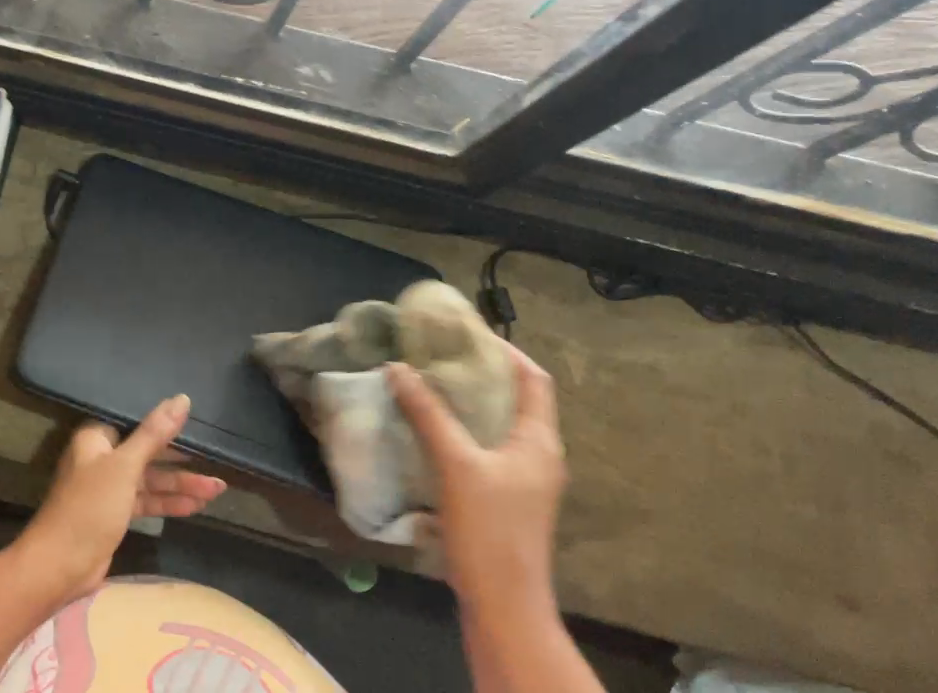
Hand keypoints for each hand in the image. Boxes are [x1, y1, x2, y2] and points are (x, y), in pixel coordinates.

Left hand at [14, 394, 227, 599]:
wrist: (61, 564)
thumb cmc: (90, 506)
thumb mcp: (125, 466)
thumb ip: (154, 433)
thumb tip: (181, 398)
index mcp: (96, 438)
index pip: (136, 422)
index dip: (165, 423)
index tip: (197, 422)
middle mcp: (102, 457)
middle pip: (147, 452)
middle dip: (181, 461)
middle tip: (217, 461)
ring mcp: (109, 487)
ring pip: (150, 479)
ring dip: (181, 484)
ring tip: (218, 489)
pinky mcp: (115, 512)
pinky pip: (147, 501)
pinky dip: (169, 503)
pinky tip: (197, 505)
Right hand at [387, 343, 565, 615]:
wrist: (503, 604)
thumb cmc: (489, 529)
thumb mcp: (456, 465)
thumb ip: (428, 414)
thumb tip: (398, 367)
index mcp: (539, 441)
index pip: (534, 380)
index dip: (506, 351)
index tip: (466, 333)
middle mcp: (538, 456)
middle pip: (515, 400)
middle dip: (478, 374)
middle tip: (436, 354)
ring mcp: (523, 480)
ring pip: (497, 426)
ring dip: (467, 404)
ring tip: (426, 385)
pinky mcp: (504, 500)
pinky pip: (484, 450)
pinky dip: (460, 431)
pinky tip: (427, 431)